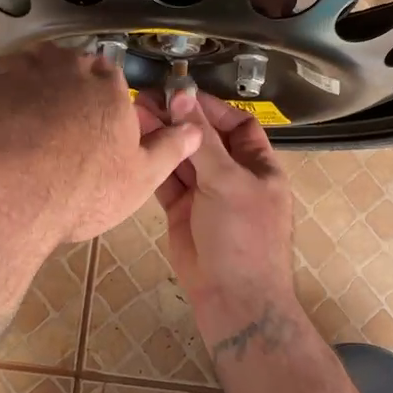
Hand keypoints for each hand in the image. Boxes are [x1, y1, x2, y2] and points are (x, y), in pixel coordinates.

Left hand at [0, 45, 201, 249]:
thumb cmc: (75, 193)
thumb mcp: (137, 181)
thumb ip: (168, 149)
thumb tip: (194, 130)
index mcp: (104, 84)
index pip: (108, 79)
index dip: (99, 107)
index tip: (90, 134)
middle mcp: (56, 65)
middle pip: (62, 72)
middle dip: (58, 98)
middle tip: (49, 142)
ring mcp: (6, 71)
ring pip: (18, 79)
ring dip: (17, 102)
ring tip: (11, 146)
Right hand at [138, 89, 296, 325]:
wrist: (234, 299)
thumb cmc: (244, 237)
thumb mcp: (228, 183)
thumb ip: (203, 141)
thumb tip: (183, 96)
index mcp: (258, 166)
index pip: (236, 124)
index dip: (210, 108)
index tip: (179, 92)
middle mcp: (233, 176)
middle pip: (204, 139)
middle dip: (179, 120)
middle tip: (145, 99)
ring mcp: (206, 195)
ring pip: (182, 159)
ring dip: (162, 138)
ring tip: (133, 116)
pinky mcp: (181, 212)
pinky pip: (166, 182)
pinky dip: (152, 164)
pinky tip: (134, 146)